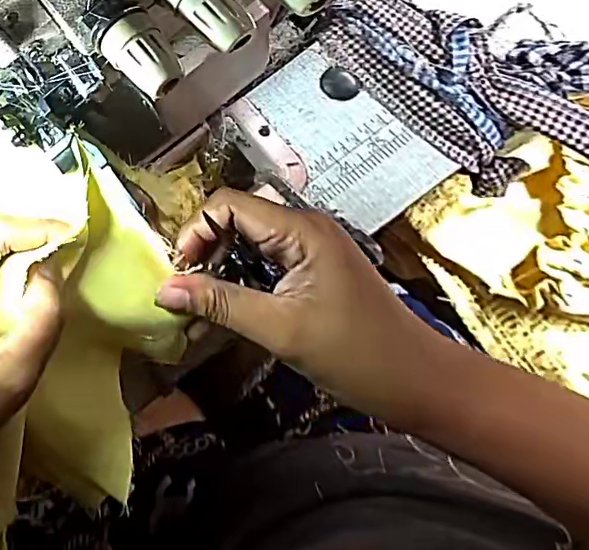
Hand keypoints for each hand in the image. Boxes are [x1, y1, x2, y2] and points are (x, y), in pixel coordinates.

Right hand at [154, 189, 441, 416]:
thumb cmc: (359, 356)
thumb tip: (165, 290)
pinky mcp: (315, 263)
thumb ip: (220, 304)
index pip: (229, 204)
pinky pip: (266, 253)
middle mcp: (304, 224)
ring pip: (249, 235)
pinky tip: (230, 298)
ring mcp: (312, 243)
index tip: (181, 270)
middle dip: (206, 245)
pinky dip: (243, 271)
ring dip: (222, 260)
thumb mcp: (281, 330)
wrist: (422, 383)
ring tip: (202, 296)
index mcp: (300, 228)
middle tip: (187, 286)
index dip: (197, 230)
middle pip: (237, 215)